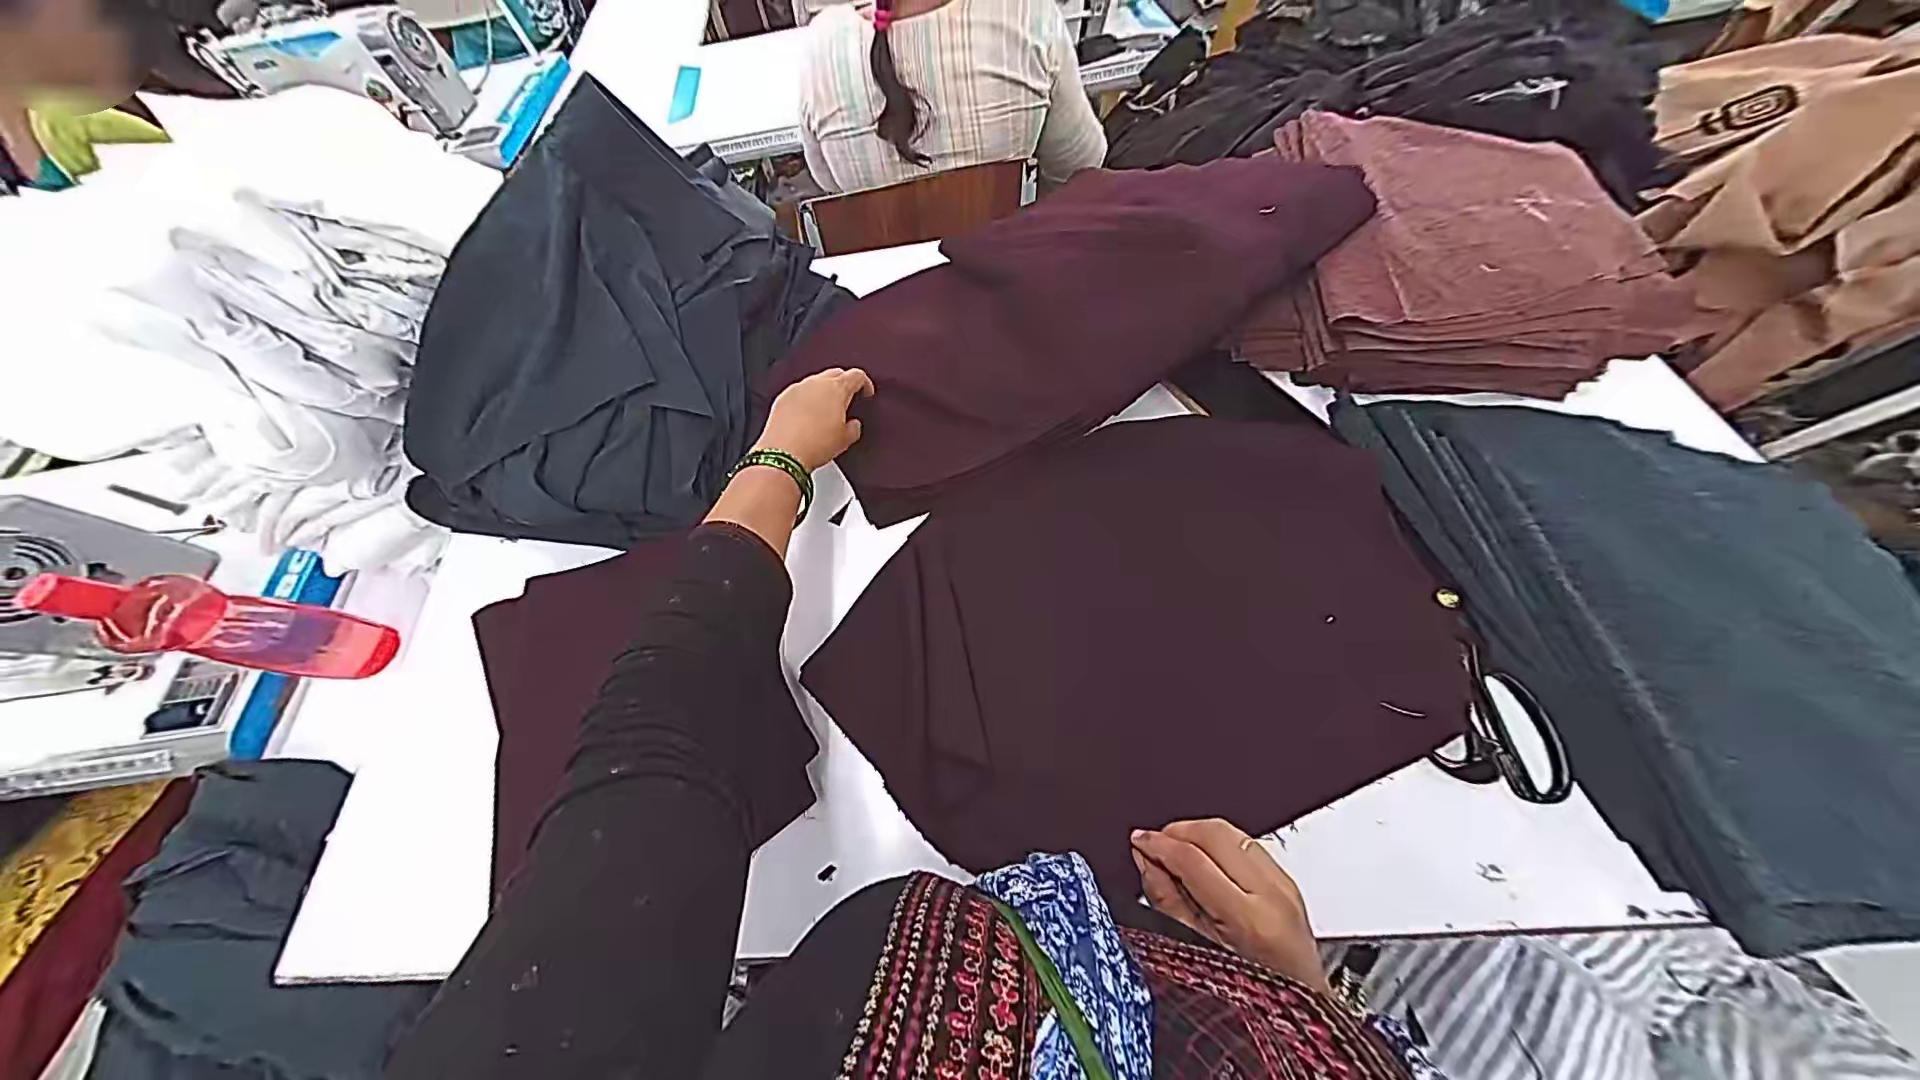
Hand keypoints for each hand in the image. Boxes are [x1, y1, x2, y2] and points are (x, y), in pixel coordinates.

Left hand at [756, 368, 874, 470]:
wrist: (784, 453)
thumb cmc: (814, 445)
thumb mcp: (845, 440)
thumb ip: (854, 427)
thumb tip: (853, 425)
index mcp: (837, 389)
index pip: (856, 375)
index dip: (865, 383)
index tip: (866, 392)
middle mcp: (816, 383)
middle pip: (835, 374)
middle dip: (844, 384)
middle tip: (848, 399)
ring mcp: (797, 388)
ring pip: (816, 382)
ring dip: (823, 392)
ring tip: (826, 412)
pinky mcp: (782, 398)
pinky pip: (799, 393)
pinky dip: (806, 400)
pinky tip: (807, 418)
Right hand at [1131, 819, 1330, 994]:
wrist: (1299, 1011)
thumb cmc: (1252, 998)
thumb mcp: (1196, 953)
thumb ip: (1167, 900)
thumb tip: (1145, 859)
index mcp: (1249, 920)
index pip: (1193, 859)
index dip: (1158, 843)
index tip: (1139, 840)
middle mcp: (1272, 895)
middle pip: (1214, 833)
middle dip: (1177, 830)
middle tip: (1154, 841)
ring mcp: (1285, 886)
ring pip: (1231, 832)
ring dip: (1197, 833)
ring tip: (1176, 848)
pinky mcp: (1288, 881)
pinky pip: (1246, 843)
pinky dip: (1218, 842)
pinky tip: (1203, 857)